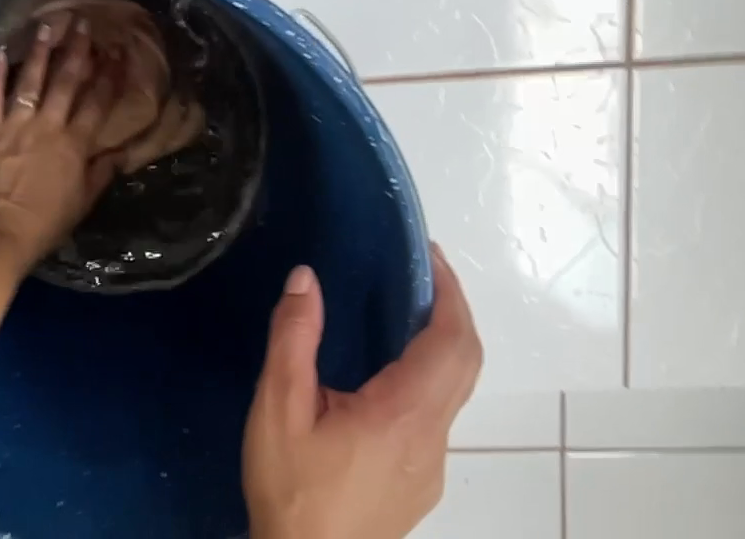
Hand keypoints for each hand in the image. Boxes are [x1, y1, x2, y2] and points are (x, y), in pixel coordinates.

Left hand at [0, 13, 122, 265]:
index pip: (97, 101)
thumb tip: (123, 151)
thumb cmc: (48, 220)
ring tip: (48, 25)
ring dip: (40, 50)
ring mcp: (15, 123)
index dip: (109, 75)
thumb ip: (103, 171)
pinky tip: (0, 50)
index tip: (117, 51)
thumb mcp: (85, 199)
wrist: (2, 231)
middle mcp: (47, 125)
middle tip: (83, 23)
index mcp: (75, 143)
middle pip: (66, 80)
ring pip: (31, 79)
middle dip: (77, 49)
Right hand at [242, 247, 482, 538]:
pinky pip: (435, 414)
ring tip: (399, 311)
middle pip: (465, 364)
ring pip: (453, 392)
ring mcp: (431, 465)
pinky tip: (381, 375)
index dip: (451, 295)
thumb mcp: (278, 407)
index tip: (433, 256)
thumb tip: (306, 276)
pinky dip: (426, 375)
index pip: (452, 344)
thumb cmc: (292, 488)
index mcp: (403, 414)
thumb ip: (294, 337)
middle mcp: (432, 438)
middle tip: (421, 272)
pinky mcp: (420, 483)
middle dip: (453, 311)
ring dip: (441, 343)